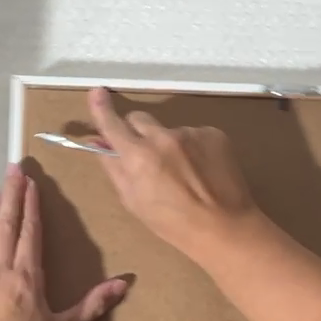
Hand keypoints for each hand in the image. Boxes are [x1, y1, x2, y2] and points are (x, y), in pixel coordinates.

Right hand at [88, 87, 264, 258]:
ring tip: (183, 173)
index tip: (97, 93)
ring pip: (169, 130)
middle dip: (137, 132)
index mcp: (139, 156)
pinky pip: (195, 135)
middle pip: (139, 119)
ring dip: (169, 144)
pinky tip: (202, 170)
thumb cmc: (172, 222)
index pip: (113, 125)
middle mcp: (163, 137)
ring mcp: (191, 133)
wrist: (224, 227)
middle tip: (145, 156)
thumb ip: (114, 168)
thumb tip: (98, 143)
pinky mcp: (214, 134)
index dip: (102, 109)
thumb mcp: (134, 201)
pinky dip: (193, 148)